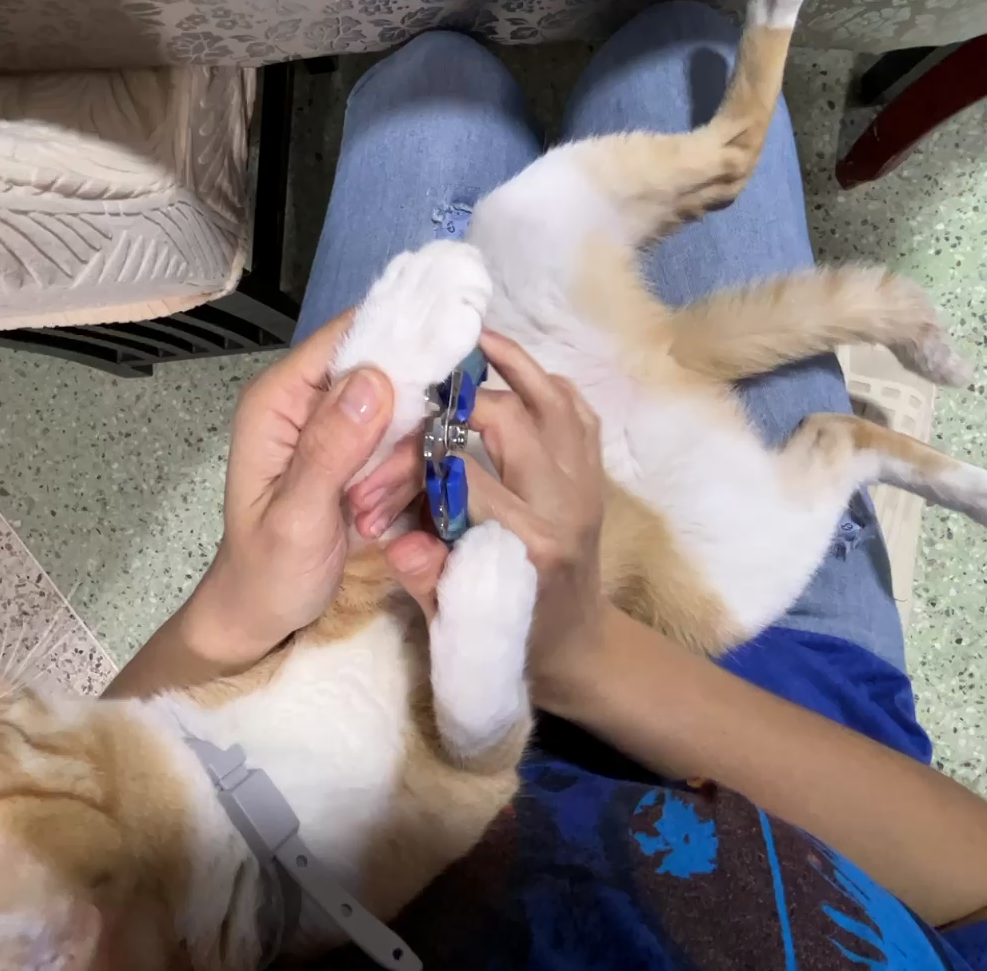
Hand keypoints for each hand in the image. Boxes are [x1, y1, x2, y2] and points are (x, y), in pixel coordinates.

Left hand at [176, 310, 394, 673]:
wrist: (264, 609)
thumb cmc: (268, 569)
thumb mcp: (296, 517)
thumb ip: (330, 449)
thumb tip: (374, 379)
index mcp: (280, 400)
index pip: (345, 337)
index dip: (398, 340)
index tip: (445, 366)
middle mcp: (309, 400)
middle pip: (384, 373)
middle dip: (398, 430)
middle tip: (376, 489)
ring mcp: (337, 427)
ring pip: (403, 414)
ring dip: (399, 465)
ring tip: (367, 513)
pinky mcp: (359, 453)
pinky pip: (404, 444)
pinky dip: (402, 479)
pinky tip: (374, 517)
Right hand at [381, 330, 609, 700]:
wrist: (581, 648)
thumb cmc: (515, 639)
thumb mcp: (458, 623)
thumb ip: (425, 578)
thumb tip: (393, 536)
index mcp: (529, 543)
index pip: (463, 475)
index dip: (418, 459)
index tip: (389, 451)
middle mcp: (565, 503)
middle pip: (511, 421)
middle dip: (463, 398)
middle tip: (428, 385)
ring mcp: (588, 486)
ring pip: (555, 403)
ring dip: (517, 366)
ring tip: (478, 339)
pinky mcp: (597, 478)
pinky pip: (579, 415)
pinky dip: (551, 386)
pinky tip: (520, 373)